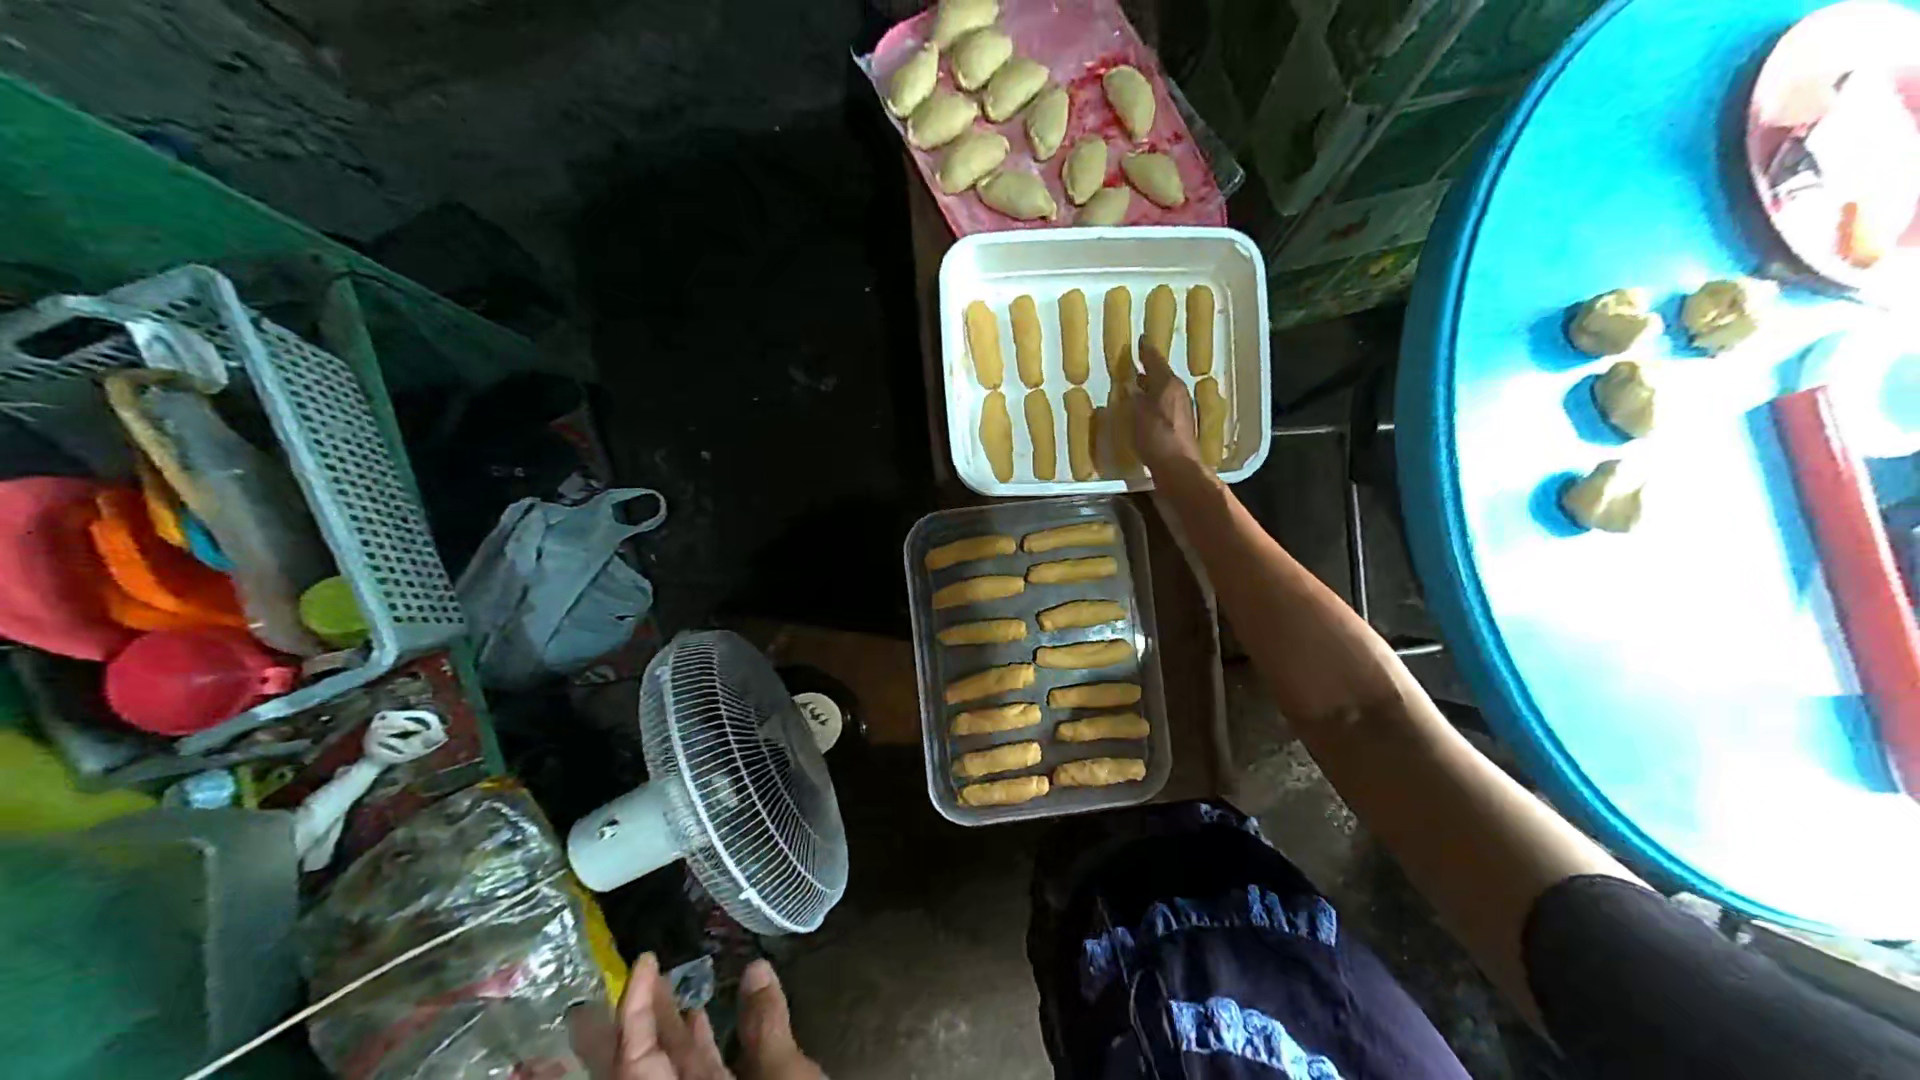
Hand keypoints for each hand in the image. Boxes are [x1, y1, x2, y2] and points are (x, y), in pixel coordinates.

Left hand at [616, 954, 823, 1079]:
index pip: (636, 1061)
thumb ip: (768, 1029)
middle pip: (641, 1067)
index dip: (632, 1010)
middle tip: (645, 967)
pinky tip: (704, 1015)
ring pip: (669, 1073)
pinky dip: (697, 1048)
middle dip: (636, 1019)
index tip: (644, 961)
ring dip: (668, 1028)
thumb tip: (756, 968)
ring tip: (671, 981)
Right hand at [1131, 336, 1201, 479]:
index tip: (1140, 339)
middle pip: (1162, 375)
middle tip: (1135, 361)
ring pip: (1164, 390)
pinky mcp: (1179, 426)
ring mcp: (1181, 410)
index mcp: (1169, 386)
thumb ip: (1136, 398)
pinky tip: (1144, 407)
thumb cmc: (1157, 439)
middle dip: (1149, 368)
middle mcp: (1178, 394)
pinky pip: (1164, 404)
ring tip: (1137, 383)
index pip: (1156, 361)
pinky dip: (1154, 401)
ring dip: (1151, 385)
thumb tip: (1132, 384)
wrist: (1178, 469)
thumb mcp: (1140, 415)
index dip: (1146, 351)